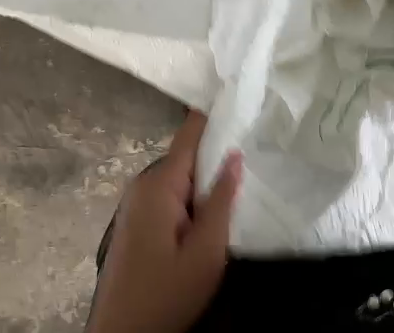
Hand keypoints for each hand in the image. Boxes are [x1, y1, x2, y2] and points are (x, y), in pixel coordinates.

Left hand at [87, 111, 242, 332]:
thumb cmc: (165, 296)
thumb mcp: (205, 253)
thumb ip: (222, 201)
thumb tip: (234, 154)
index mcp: (160, 184)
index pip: (191, 131)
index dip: (217, 114)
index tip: (246, 97)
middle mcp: (143, 183)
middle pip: (188, 153)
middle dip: (219, 152)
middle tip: (257, 147)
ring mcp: (136, 202)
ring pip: (181, 176)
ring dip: (207, 178)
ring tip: (243, 176)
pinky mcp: (137, 221)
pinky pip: (171, 194)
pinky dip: (193, 195)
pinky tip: (214, 209)